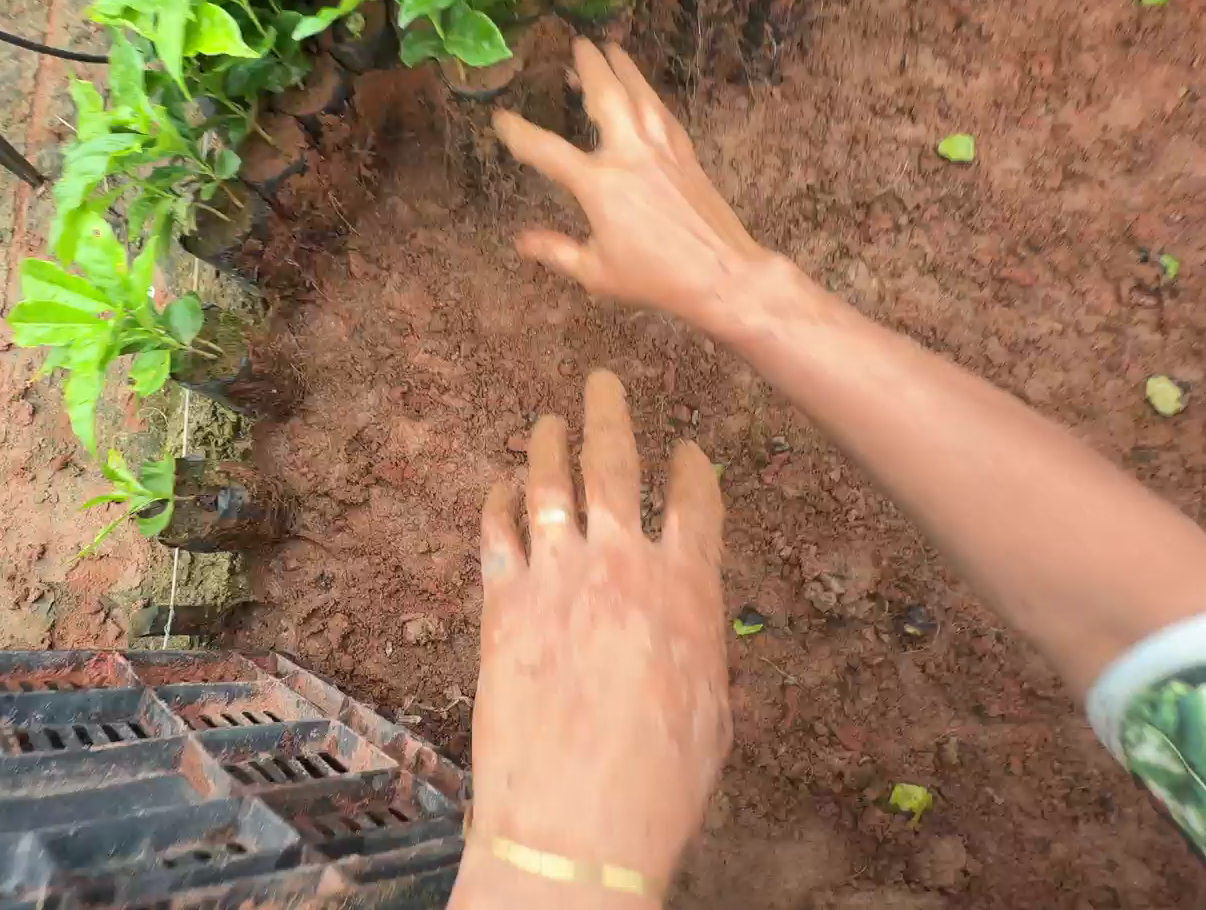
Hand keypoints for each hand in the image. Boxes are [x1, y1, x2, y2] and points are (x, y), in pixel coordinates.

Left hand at [451, 371, 730, 908]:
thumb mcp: (710, 708)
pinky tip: (497, 485)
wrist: (576, 825)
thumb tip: (685, 608)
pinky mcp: (503, 600)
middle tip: (601, 380)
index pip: (696, 501)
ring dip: (546, 444)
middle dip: (609, 414)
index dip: (692, 467)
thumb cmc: (661, 781)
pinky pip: (496, 531)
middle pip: (614, 465)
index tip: (686, 447)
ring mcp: (556, 576)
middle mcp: (620, 564)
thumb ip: (696, 637)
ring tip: (546, 420)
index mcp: (685, 588)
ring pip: (548, 484)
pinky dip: (495, 501)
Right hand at [494, 38, 771, 333]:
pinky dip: (650, 95)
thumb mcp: (596, 272)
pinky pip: (663, 114)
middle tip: (578, 44)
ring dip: (623, 68)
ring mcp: (661, 150)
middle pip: (605, 97)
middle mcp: (629, 155)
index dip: (519, 134)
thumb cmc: (654, 278)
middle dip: (589, 67)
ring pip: (639, 95)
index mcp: (599, 185)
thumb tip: (521, 242)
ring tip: (612, 49)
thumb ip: (556, 251)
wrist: (720, 273)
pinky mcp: (686, 155)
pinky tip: (645, 93)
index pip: (547, 152)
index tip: (501, 118)